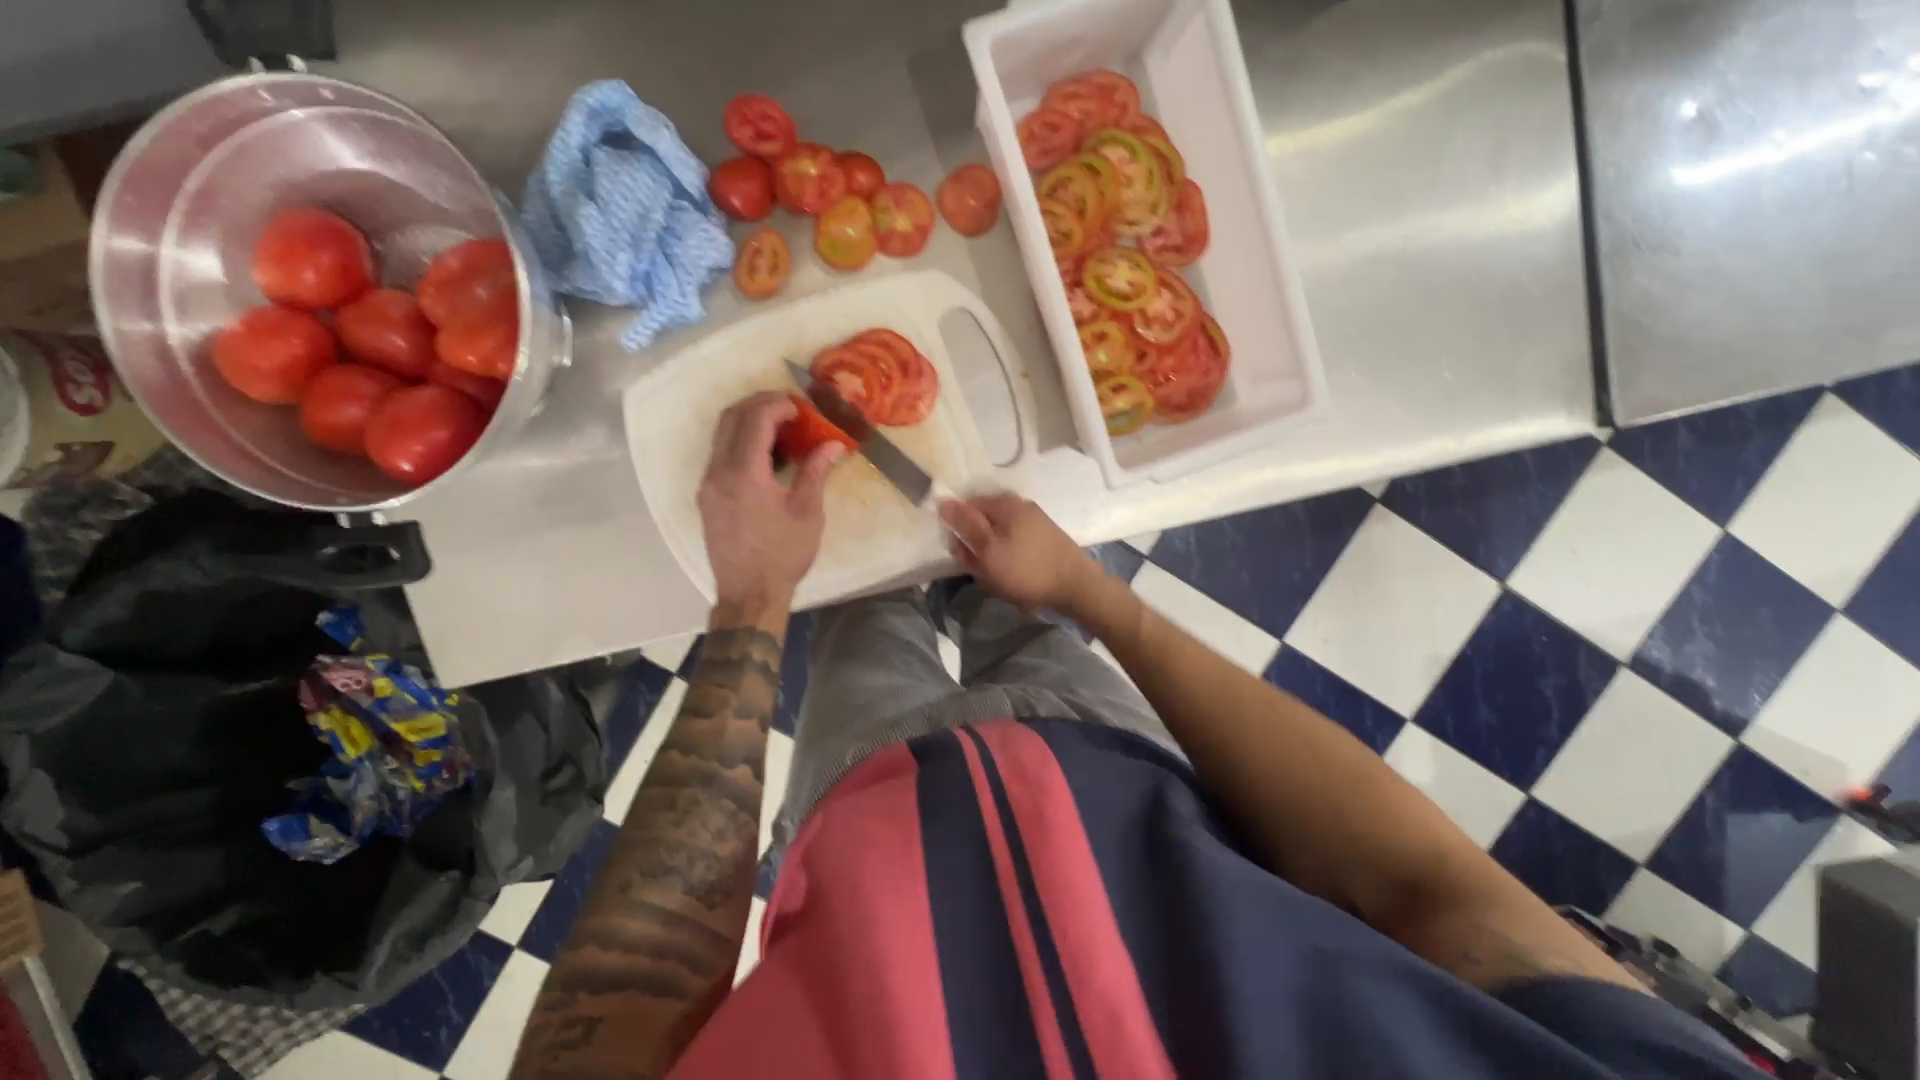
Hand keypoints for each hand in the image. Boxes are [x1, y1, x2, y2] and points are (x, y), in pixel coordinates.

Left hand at [699, 392, 844, 609]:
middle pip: (731, 417)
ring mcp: (708, 483)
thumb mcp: (807, 512)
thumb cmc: (783, 555)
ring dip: (748, 421)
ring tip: (780, 426)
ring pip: (721, 434)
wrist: (749, 594)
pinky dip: (740, 441)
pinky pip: (719, 454)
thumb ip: (816, 471)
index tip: (802, 408)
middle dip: (760, 404)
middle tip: (789, 408)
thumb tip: (833, 444)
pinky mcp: (707, 496)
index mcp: (744, 473)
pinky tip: (765, 453)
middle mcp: (718, 471)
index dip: (779, 405)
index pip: (756, 419)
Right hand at [939, 494, 1098, 613]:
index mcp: (1004, 503)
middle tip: (984, 571)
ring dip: (992, 559)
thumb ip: (965, 524)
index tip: (964, 555)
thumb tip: (943, 501)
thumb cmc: (1026, 569)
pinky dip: (1009, 562)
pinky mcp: (1044, 538)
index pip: (965, 507)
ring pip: (998, 538)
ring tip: (1001, 579)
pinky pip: (1014, 546)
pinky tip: (1016, 578)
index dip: (959, 531)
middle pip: (982, 523)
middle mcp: (1019, 505)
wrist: (1076, 586)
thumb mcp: (988, 549)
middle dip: (977, 548)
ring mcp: (1034, 521)